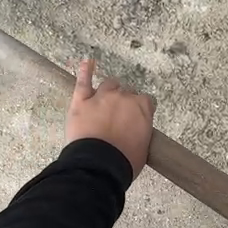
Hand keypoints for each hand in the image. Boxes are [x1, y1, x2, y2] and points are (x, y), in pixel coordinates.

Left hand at [66, 58, 154, 176]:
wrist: (99, 165)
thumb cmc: (123, 161)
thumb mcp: (143, 148)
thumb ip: (141, 132)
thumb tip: (137, 131)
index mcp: (142, 108)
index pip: (146, 101)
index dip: (141, 109)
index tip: (137, 117)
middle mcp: (123, 97)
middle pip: (126, 92)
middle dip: (124, 102)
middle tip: (118, 116)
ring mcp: (101, 96)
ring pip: (108, 85)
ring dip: (109, 90)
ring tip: (106, 98)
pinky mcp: (81, 101)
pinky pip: (83, 81)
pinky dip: (85, 71)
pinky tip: (87, 62)